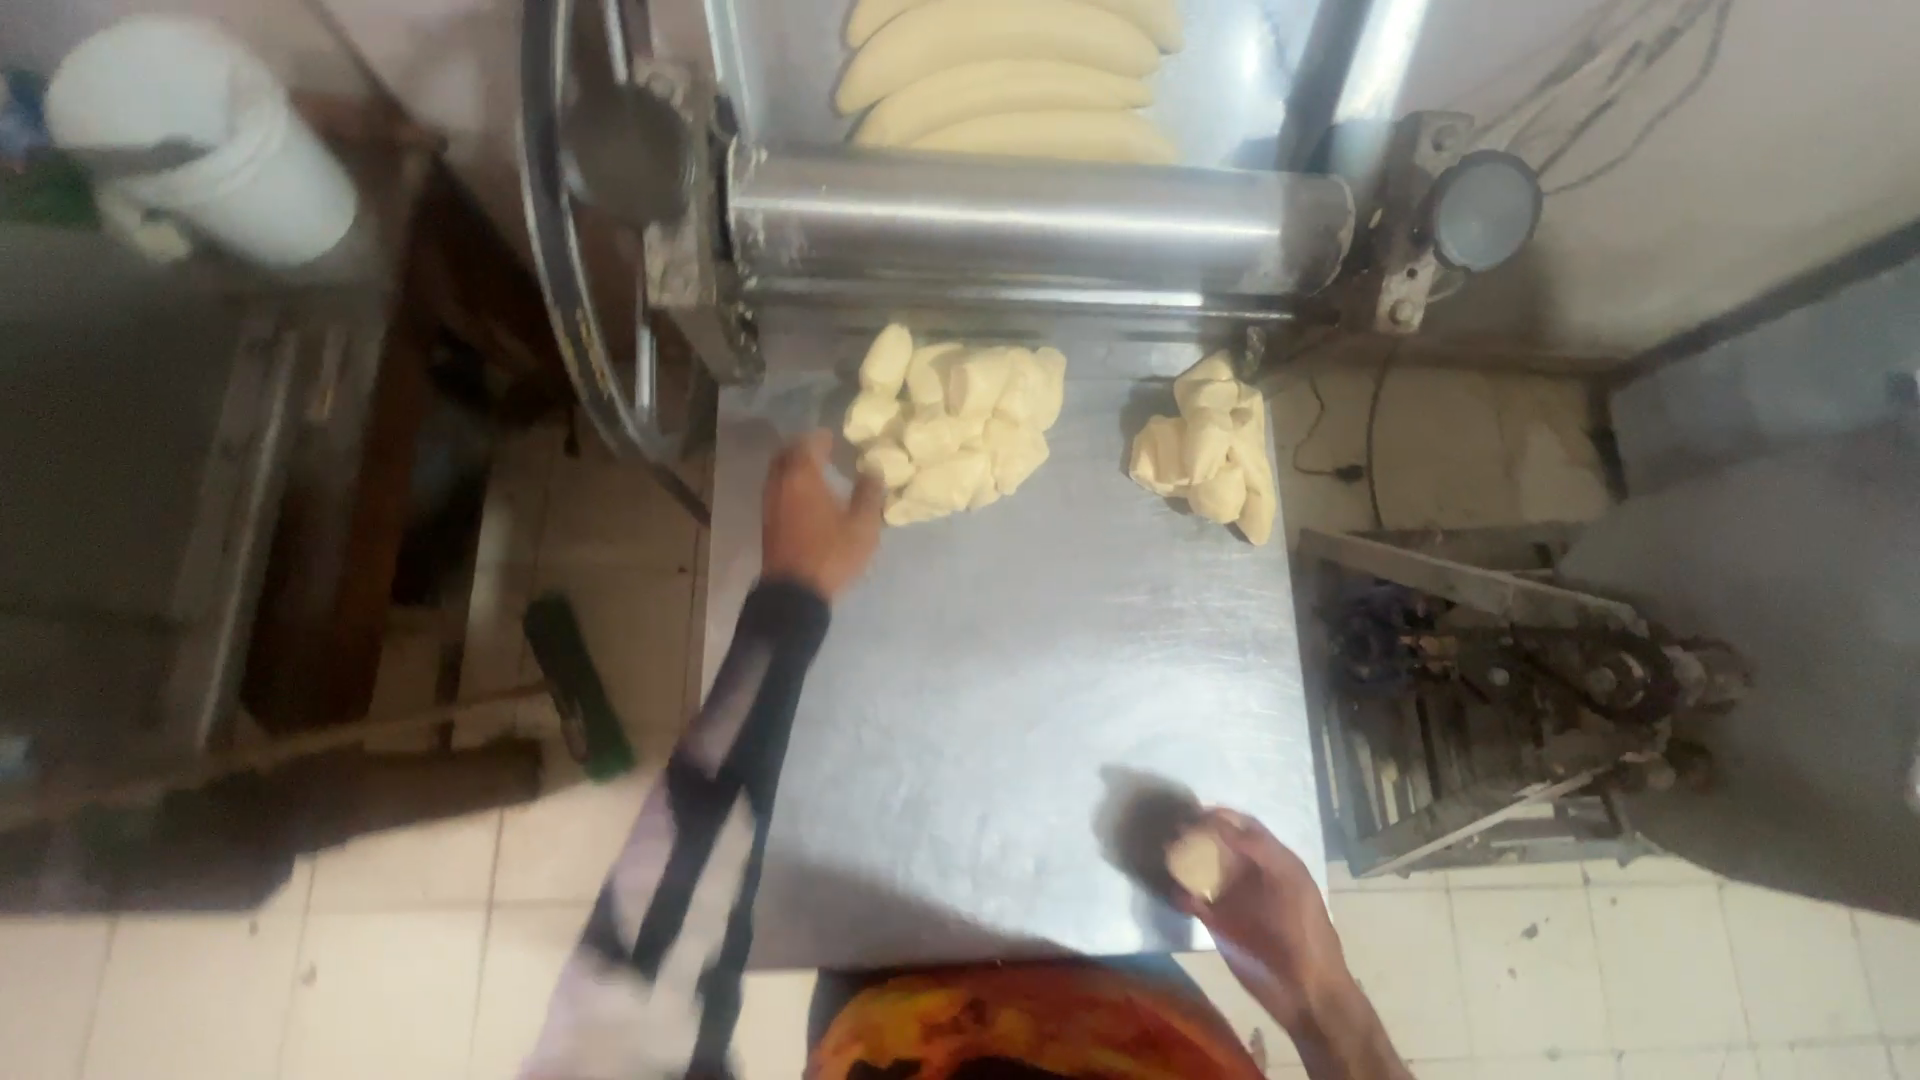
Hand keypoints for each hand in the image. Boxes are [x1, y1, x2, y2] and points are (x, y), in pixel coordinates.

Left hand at [762, 431, 883, 600]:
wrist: (795, 593)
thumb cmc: (831, 554)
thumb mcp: (863, 526)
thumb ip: (869, 494)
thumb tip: (872, 470)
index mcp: (803, 477)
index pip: (808, 444)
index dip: (821, 438)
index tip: (833, 437)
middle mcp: (781, 484)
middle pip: (786, 454)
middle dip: (802, 448)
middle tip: (821, 449)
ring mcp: (770, 503)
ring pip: (778, 472)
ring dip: (793, 466)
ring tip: (815, 471)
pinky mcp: (768, 522)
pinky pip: (776, 490)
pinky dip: (789, 484)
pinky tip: (805, 496)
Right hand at [1174, 808, 1352, 1032]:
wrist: (1306, 993)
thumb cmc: (1303, 932)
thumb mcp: (1289, 882)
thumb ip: (1259, 849)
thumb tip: (1220, 823)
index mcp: (1273, 861)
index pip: (1243, 826)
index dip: (1221, 817)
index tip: (1196, 815)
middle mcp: (1251, 874)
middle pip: (1219, 844)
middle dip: (1196, 835)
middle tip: (1175, 831)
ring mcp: (1234, 899)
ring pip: (1203, 869)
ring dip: (1185, 861)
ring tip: (1168, 855)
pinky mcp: (1219, 923)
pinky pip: (1194, 901)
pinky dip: (1182, 894)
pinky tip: (1175, 892)